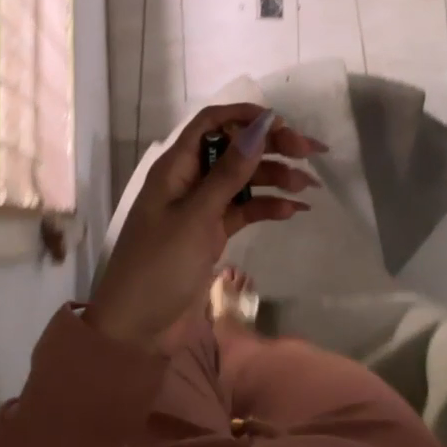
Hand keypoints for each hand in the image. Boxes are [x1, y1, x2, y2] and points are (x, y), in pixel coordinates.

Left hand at [85, 104, 325, 349]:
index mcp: (177, 166)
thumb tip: (260, 126)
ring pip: (244, 179)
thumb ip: (230, 172)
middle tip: (310, 153)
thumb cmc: (159, 265)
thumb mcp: (197, 217)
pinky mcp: (212, 232)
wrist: (136, 330)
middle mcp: (190, 179)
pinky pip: (245, 209)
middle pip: (234, 148)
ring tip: (309, 187)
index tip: (283, 123)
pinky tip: (294, 211)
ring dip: (275, 177)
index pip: (212, 122)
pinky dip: (267, 207)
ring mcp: (202, 206)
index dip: (246, 116)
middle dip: (271, 146)